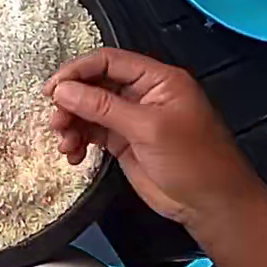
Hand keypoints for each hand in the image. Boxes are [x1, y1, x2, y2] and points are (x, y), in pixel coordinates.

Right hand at [45, 48, 266, 226]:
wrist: (212, 205)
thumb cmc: (196, 161)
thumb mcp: (148, 129)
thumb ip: (104, 107)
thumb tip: (64, 90)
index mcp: (157, 79)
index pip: (109, 61)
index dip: (78, 71)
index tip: (53, 88)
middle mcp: (142, 93)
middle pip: (95, 85)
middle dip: (72, 101)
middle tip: (56, 120)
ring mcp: (132, 118)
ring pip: (90, 109)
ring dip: (72, 123)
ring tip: (65, 143)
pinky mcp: (124, 142)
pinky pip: (93, 132)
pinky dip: (79, 141)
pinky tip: (74, 155)